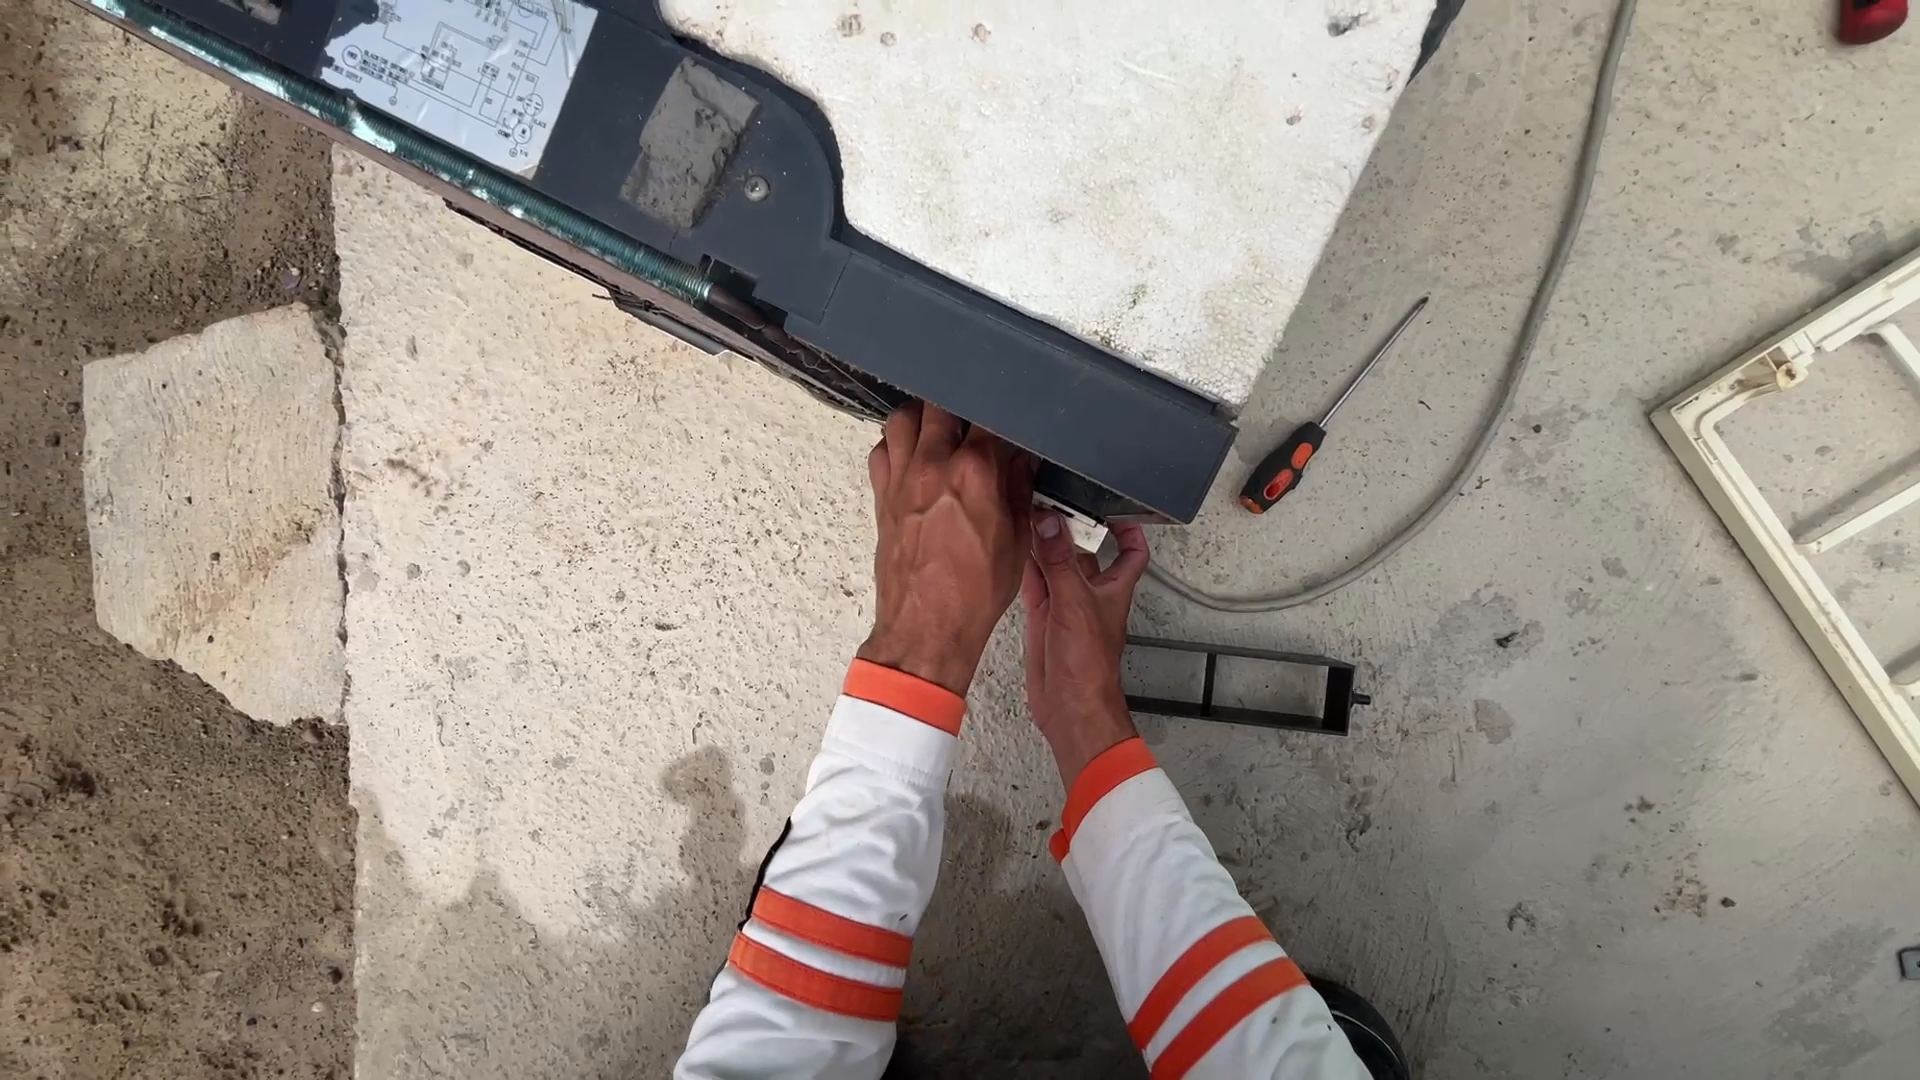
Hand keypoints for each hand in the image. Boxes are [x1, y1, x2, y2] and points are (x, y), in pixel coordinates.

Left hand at [857, 403, 1032, 696]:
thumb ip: (1019, 490)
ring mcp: (901, 479)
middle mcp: (932, 466)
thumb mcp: (1016, 540)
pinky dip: (895, 445)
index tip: (1008, 429)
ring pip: (904, 418)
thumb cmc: (971, 594)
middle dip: (961, 410)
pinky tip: (913, 459)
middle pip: (941, 405)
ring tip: (941, 434)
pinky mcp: (882, 497)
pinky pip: (881, 450)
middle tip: (975, 428)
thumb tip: (1023, 462)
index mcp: (974, 473)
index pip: (988, 418)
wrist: (927, 627)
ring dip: (923, 418)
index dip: (1002, 419)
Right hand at [1021, 512, 1148, 784]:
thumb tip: (1048, 522)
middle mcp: (1090, 593)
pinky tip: (1014, 548)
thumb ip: (1060, 562)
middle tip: (1049, 498)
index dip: (1127, 528)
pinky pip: (1033, 584)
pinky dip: (1025, 566)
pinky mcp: (1042, 617)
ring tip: (1026, 513)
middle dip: (1069, 527)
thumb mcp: (1075, 604)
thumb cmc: (1090, 665)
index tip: (1111, 504)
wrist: (1069, 706)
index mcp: (1113, 587)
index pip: (1131, 551)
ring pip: (1054, 563)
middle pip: (1083, 551)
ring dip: (1043, 543)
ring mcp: (1065, 604)